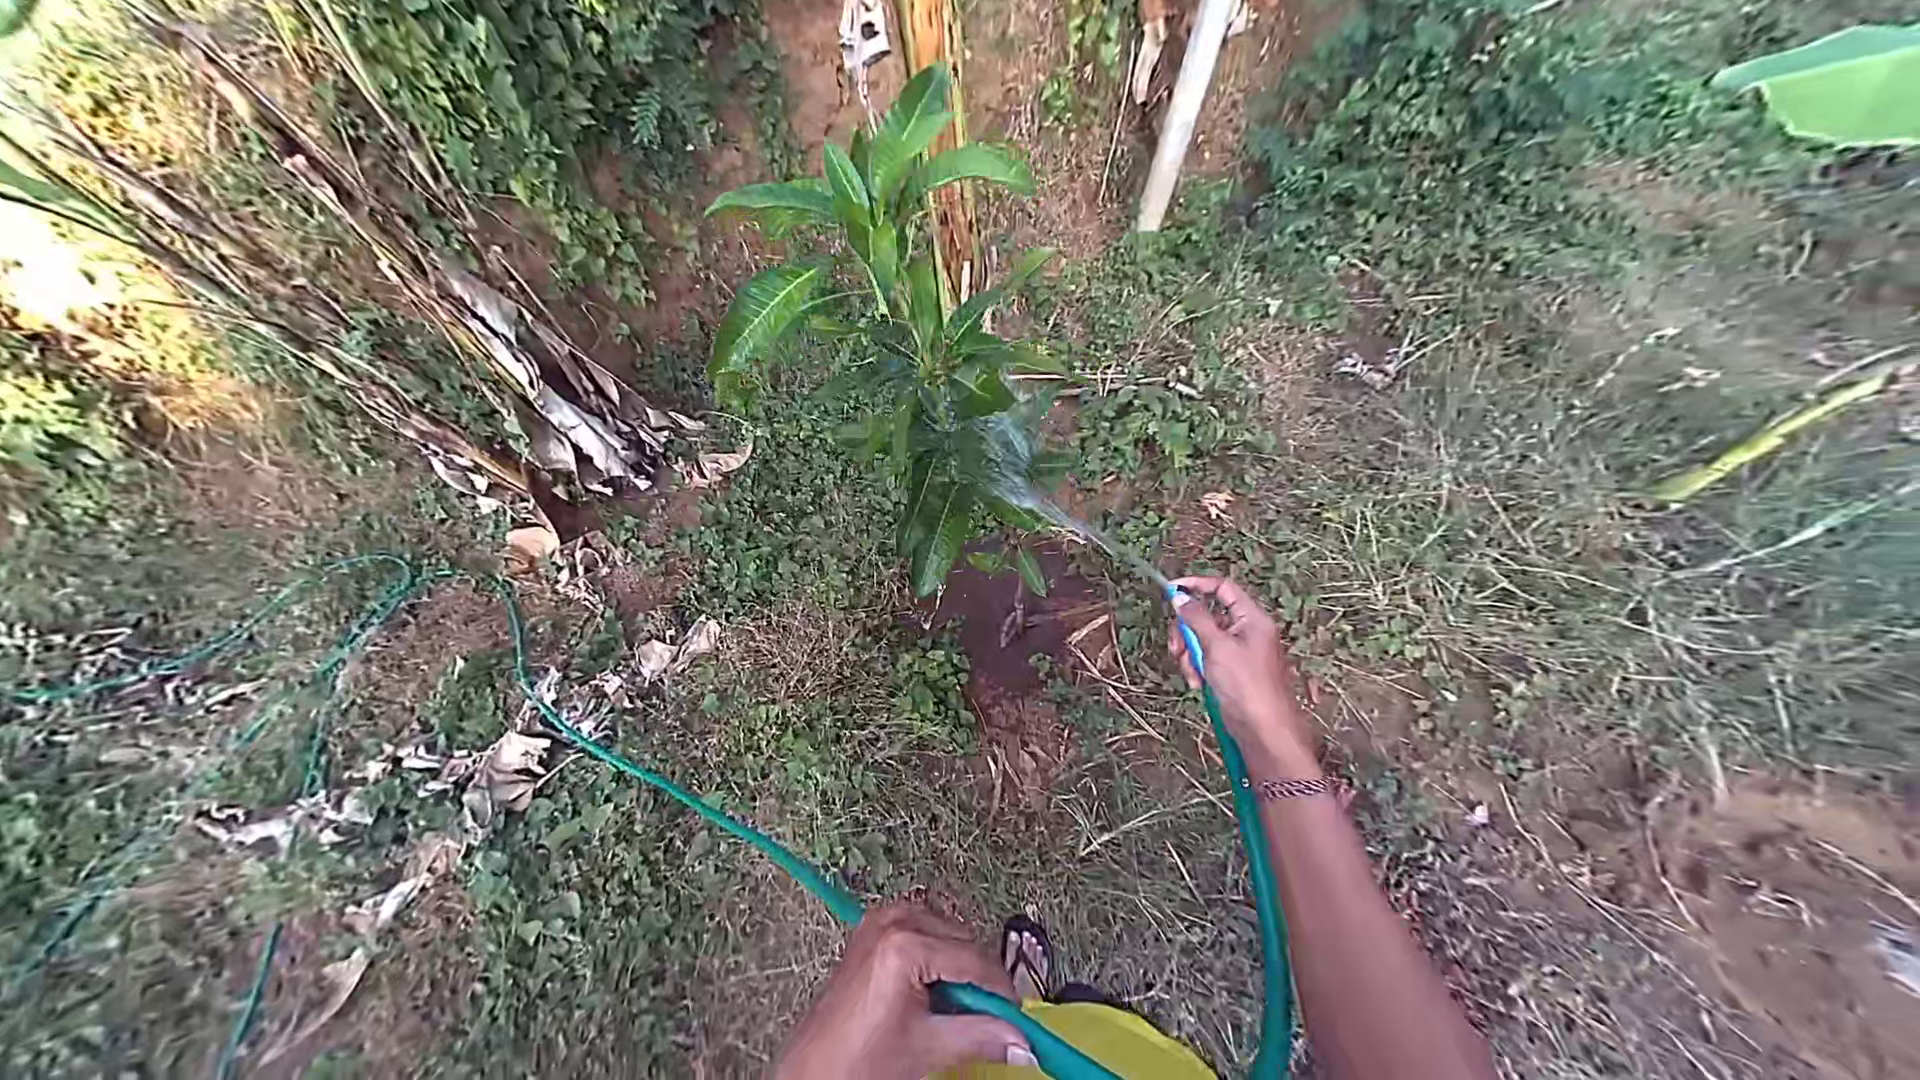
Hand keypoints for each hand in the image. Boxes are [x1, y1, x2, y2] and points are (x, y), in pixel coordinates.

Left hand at [773, 902, 1030, 1079]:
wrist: (813, 1071)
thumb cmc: (856, 1062)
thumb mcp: (927, 1049)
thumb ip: (980, 1036)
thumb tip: (1020, 1038)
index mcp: (904, 944)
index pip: (973, 960)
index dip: (1001, 990)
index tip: (1019, 1013)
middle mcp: (894, 920)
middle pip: (962, 939)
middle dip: (979, 978)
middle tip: (991, 1015)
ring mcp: (882, 920)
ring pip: (945, 929)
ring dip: (958, 963)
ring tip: (956, 1006)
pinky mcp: (875, 927)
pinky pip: (923, 927)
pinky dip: (936, 952)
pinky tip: (934, 987)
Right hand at [1166, 576, 1319, 777]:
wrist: (1263, 731)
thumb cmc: (1247, 687)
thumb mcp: (1217, 647)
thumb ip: (1196, 618)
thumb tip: (1180, 597)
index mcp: (1252, 619)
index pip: (1222, 588)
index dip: (1196, 585)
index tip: (1172, 591)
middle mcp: (1246, 631)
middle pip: (1206, 615)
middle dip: (1187, 631)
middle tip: (1177, 648)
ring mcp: (1238, 651)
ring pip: (1202, 638)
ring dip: (1190, 654)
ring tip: (1192, 674)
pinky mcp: (1230, 670)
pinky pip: (1205, 658)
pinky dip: (1197, 668)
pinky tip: (1198, 683)